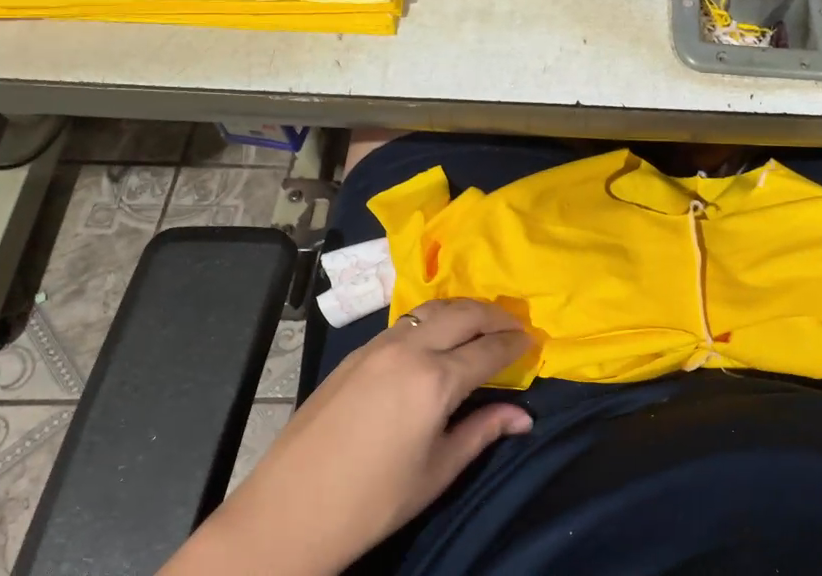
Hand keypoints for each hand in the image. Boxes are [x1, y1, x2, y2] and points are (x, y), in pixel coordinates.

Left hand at [163, 298, 532, 575]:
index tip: (533, 342)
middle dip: (495, 315)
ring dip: (463, 311)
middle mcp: (409, 350)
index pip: (489, 350)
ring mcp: (378, 347)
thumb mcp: (437, 472)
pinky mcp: (355, 353)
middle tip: (513, 326)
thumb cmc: (372, 502)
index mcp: (434, 381)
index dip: (515, 345)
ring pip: (432, 309)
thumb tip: (524, 416)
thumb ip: (482, 432)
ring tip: (481, 325)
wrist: (288, 511)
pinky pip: (406, 322)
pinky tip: (437, 339)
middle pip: (464, 314)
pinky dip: (433, 320)